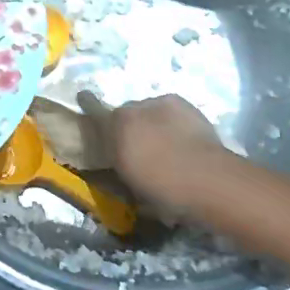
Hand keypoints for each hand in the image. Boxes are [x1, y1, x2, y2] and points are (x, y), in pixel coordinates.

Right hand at [79, 92, 230, 209]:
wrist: (206, 178)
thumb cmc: (165, 192)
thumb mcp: (133, 188)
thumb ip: (121, 168)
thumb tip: (119, 163)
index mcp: (115, 131)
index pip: (93, 110)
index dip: (88, 104)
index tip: (83, 97)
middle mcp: (131, 110)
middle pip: (125, 113)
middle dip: (129, 126)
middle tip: (142, 146)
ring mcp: (156, 102)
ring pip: (147, 109)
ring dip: (151, 121)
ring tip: (167, 141)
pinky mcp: (178, 100)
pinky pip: (167, 107)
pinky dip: (170, 118)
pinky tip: (182, 134)